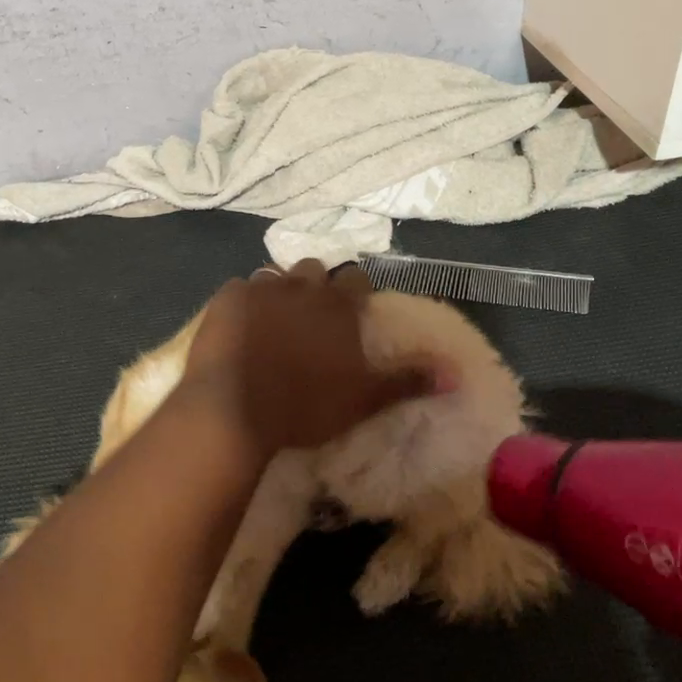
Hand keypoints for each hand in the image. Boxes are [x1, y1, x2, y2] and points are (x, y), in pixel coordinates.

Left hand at [177, 259, 453, 455]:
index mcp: (337, 305)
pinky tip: (240, 325)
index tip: (352, 311)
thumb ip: (408, 381)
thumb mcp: (364, 399)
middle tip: (312, 317)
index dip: (356, 292)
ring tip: (275, 320)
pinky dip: (244, 302)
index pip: (356, 279)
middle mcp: (301, 286)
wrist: (234, 410)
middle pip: (314, 270)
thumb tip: (456, 374)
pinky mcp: (225, 298)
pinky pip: (240, 289)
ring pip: (275, 275)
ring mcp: (260, 288)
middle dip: (316, 287)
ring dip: (279, 291)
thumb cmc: (305, 406)